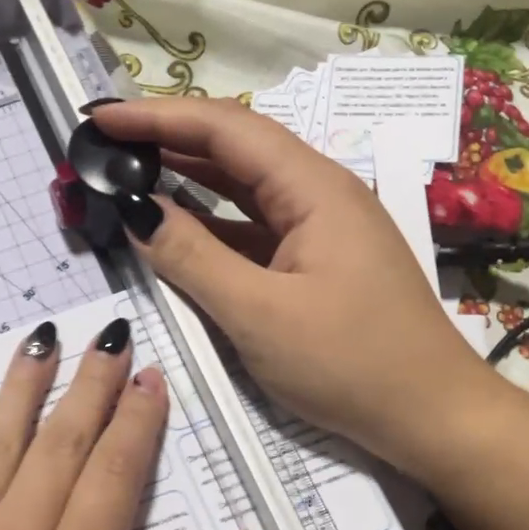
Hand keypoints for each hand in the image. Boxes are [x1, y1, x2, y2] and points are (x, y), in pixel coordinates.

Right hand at [93, 98, 506, 473]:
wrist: (427, 414)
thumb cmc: (349, 363)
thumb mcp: (258, 313)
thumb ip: (193, 258)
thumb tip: (136, 211)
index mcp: (313, 189)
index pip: (225, 129)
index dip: (158, 115)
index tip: (101, 118)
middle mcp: (318, 195)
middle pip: (234, 149)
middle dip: (166, 140)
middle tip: (103, 146)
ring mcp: (318, 231)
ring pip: (241, 191)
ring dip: (184, 180)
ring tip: (125, 176)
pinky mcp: (314, 265)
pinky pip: (251, 231)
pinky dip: (207, 226)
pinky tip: (173, 231)